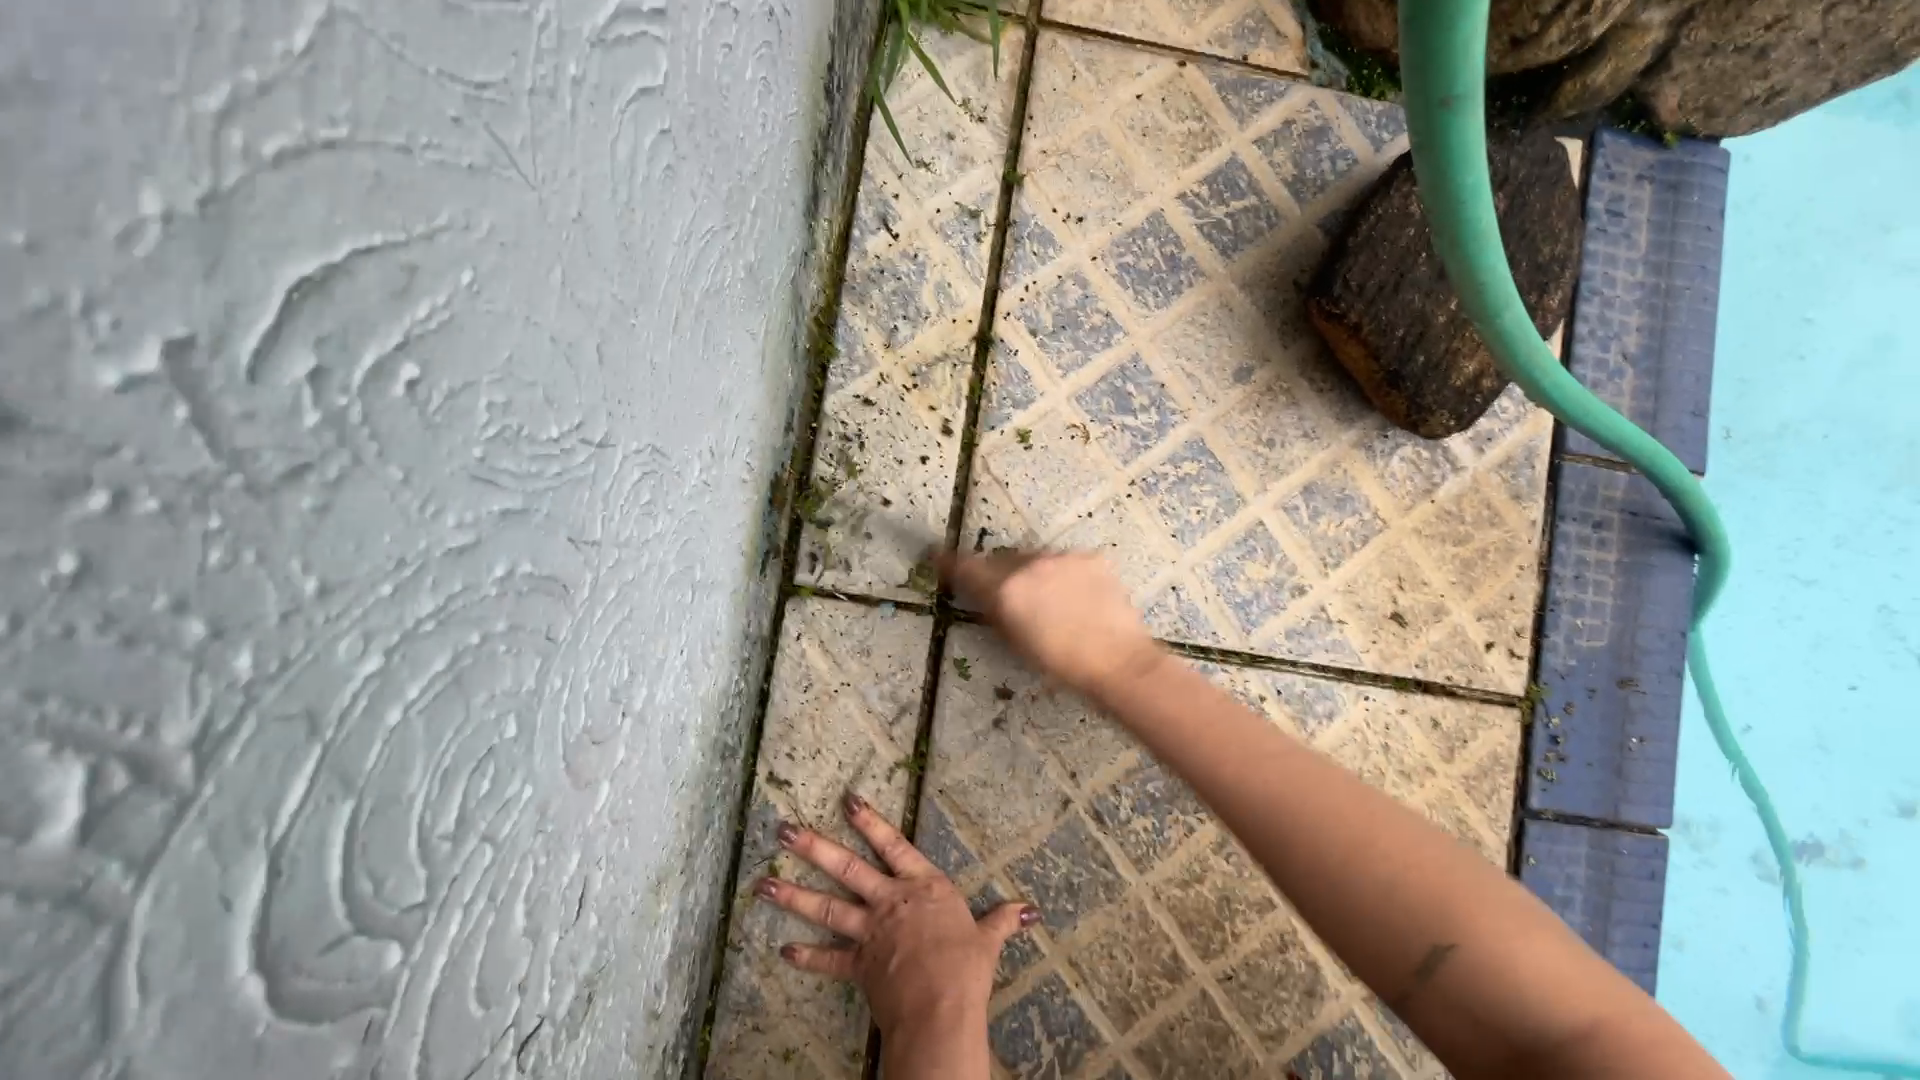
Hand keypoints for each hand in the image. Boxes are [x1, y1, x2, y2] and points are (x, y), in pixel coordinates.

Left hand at [757, 792, 1038, 1040]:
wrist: (941, 1008)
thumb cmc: (966, 968)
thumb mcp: (988, 939)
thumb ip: (1003, 919)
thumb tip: (1031, 910)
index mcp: (923, 886)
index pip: (893, 845)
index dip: (870, 821)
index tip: (847, 800)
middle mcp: (890, 901)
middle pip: (847, 868)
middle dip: (814, 847)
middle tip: (784, 830)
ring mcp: (870, 932)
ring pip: (826, 908)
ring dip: (794, 895)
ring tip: (763, 882)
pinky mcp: (858, 966)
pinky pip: (829, 960)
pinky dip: (807, 957)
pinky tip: (785, 950)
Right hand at [934, 550, 1164, 700]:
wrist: (1117, 661)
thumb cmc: (1061, 665)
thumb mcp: (1016, 644)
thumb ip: (995, 612)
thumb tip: (984, 596)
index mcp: (1006, 590)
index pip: (967, 567)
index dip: (949, 562)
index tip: (939, 557)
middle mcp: (1030, 565)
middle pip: (1003, 561)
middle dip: (1001, 574)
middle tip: (1012, 598)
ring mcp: (1062, 558)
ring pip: (1036, 560)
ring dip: (1035, 574)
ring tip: (1051, 603)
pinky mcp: (1090, 558)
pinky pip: (1067, 562)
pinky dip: (1065, 575)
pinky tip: (1077, 598)